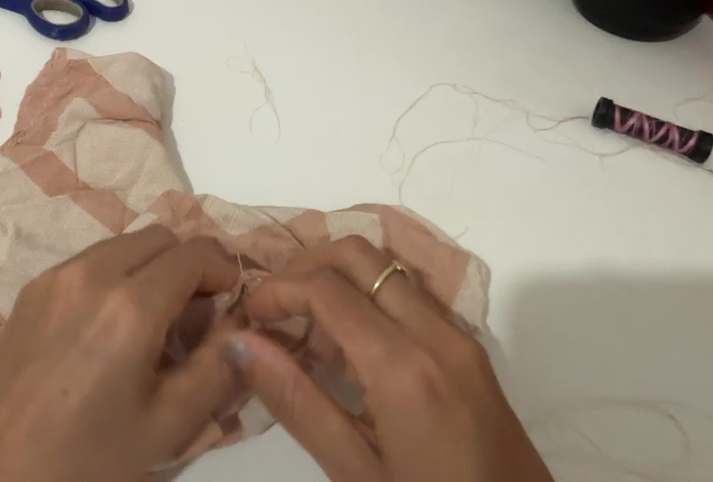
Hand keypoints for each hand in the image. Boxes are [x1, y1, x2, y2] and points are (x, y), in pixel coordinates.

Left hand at [0, 226, 243, 481]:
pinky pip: (89, 259)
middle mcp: (91, 272)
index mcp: (129, 304)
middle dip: (188, 264)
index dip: (223, 269)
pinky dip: (115, 274)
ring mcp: (55, 275)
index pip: (193, 251)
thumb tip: (243, 327)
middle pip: (159, 236)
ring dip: (150, 266)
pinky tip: (110, 327)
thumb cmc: (87, 457)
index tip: (230, 302)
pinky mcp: (32, 287)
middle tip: (196, 315)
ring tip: (154, 323)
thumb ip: (216, 368)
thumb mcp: (167, 425)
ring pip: (123, 242)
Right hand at [227, 237, 552, 481]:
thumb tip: (240, 341)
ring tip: (307, 321)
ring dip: (339, 274)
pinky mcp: (472, 348)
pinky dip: (370, 292)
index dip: (276, 290)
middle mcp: (435, 334)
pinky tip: (351, 340)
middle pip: (358, 253)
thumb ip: (296, 401)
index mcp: (403, 368)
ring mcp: (460, 337)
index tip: (250, 316)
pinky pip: (412, 292)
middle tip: (276, 307)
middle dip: (305, 265)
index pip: (325, 287)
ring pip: (387, 265)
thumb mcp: (356, 474)